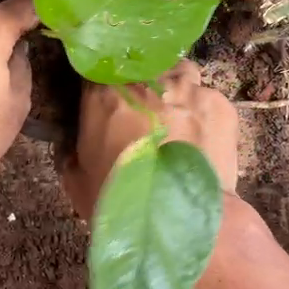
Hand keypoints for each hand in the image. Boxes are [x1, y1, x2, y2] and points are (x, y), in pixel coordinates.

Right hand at [60, 60, 238, 218]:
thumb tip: (70, 145)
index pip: (97, 68)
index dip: (101, 85)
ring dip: (175, 90)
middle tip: (143, 116)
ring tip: (177, 121)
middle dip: (142, 86)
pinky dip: (204, 115)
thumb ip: (71, 150)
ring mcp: (186, 87)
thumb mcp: (76, 179)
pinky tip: (203, 141)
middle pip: (141, 68)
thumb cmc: (120, 201)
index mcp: (103, 91)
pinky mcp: (218, 103)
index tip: (104, 102)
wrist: (180, 221)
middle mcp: (145, 79)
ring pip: (180, 73)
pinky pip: (207, 99)